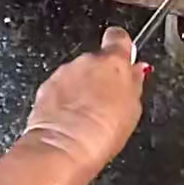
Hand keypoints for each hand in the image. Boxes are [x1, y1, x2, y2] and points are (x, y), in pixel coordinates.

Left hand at [24, 27, 144, 171]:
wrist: (64, 147)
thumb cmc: (102, 132)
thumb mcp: (133, 109)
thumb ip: (134, 83)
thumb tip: (137, 70)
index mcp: (112, 61)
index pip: (119, 37)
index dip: (122, 46)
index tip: (124, 58)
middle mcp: (86, 61)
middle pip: (97, 60)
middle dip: (101, 77)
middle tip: (107, 102)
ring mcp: (64, 72)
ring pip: (77, 75)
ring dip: (82, 89)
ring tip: (89, 117)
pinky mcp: (46, 86)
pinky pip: (60, 88)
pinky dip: (65, 99)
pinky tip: (72, 120)